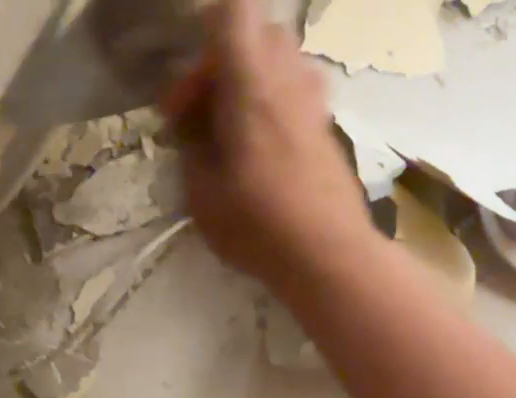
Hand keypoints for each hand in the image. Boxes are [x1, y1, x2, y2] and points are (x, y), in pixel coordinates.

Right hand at [163, 0, 370, 282]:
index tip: (189, 83)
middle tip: (202, 114)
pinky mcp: (326, 124)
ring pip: (279, 61)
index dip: (205, 29)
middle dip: (223, 62)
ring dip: (249, 84)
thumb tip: (191, 122)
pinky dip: (271, 105)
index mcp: (251, 84)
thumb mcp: (201, 194)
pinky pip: (293, 91)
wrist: (327, 254)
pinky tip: (256, 154)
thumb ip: (191, 145)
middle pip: (256, 32)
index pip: (232, 11)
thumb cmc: (257, 226)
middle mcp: (288, 77)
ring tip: (229, 135)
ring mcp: (314, 99)